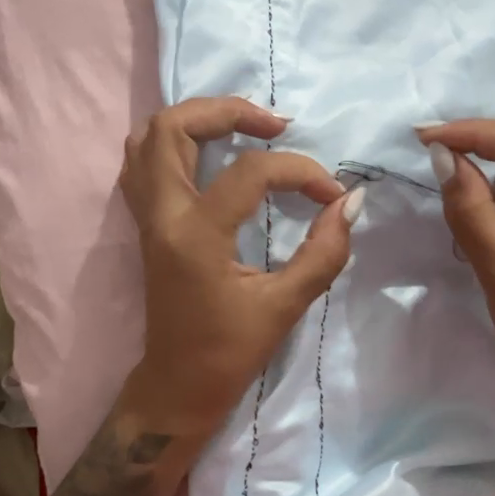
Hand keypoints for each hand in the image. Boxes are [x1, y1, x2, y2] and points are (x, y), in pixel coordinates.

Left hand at [120, 97, 362, 433]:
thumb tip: (350, 202)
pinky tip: (210, 153)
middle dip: (226, 111)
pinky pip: (143, 162)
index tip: (330, 193)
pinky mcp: (145, 224)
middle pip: (172, 127)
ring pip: (148, 138)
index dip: (299, 171)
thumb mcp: (286, 305)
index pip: (248, 172)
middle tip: (274, 126)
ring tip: (242, 130)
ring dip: (195, 121)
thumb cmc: (230, 350)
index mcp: (196, 235)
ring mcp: (146, 217)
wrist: (179, 384)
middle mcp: (162, 215)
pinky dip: (175, 144)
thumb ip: (323, 251)